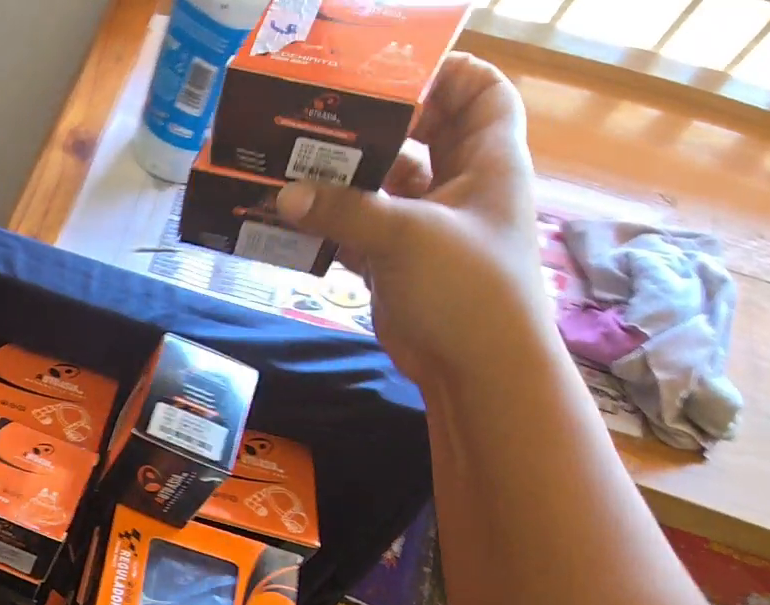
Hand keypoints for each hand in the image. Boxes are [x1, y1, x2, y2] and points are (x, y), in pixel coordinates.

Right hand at [274, 55, 554, 391]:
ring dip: (340, 183)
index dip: (447, 74)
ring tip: (291, 169)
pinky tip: (291, 222)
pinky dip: (328, 228)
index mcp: (487, 162)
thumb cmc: (466, 286)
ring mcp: (424, 230)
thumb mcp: (408, 237)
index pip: (481, 94)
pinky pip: (357, 234)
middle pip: (419, 138)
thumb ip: (345, 212)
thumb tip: (282, 195)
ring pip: (380, 191)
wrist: (474, 366)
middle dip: (374, 129)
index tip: (391, 74)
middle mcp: (458, 188)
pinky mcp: (395, 265)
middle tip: (320, 121)